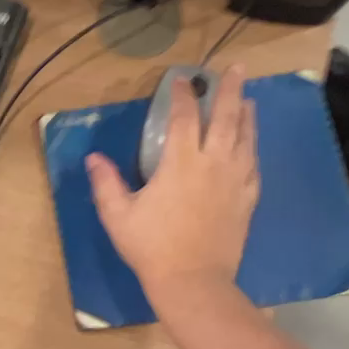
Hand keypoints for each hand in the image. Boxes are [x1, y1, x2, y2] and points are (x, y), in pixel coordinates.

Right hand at [87, 64, 259, 303]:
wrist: (193, 280)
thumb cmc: (150, 247)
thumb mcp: (117, 215)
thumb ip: (106, 183)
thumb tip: (94, 158)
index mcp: (181, 163)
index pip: (185, 118)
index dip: (182, 96)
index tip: (180, 80)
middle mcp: (213, 164)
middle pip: (226, 118)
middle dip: (228, 90)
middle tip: (235, 68)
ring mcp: (235, 181)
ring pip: (245, 138)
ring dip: (246, 114)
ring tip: (247, 97)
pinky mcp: (247, 199)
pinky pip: (254, 165)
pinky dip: (253, 147)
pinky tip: (252, 144)